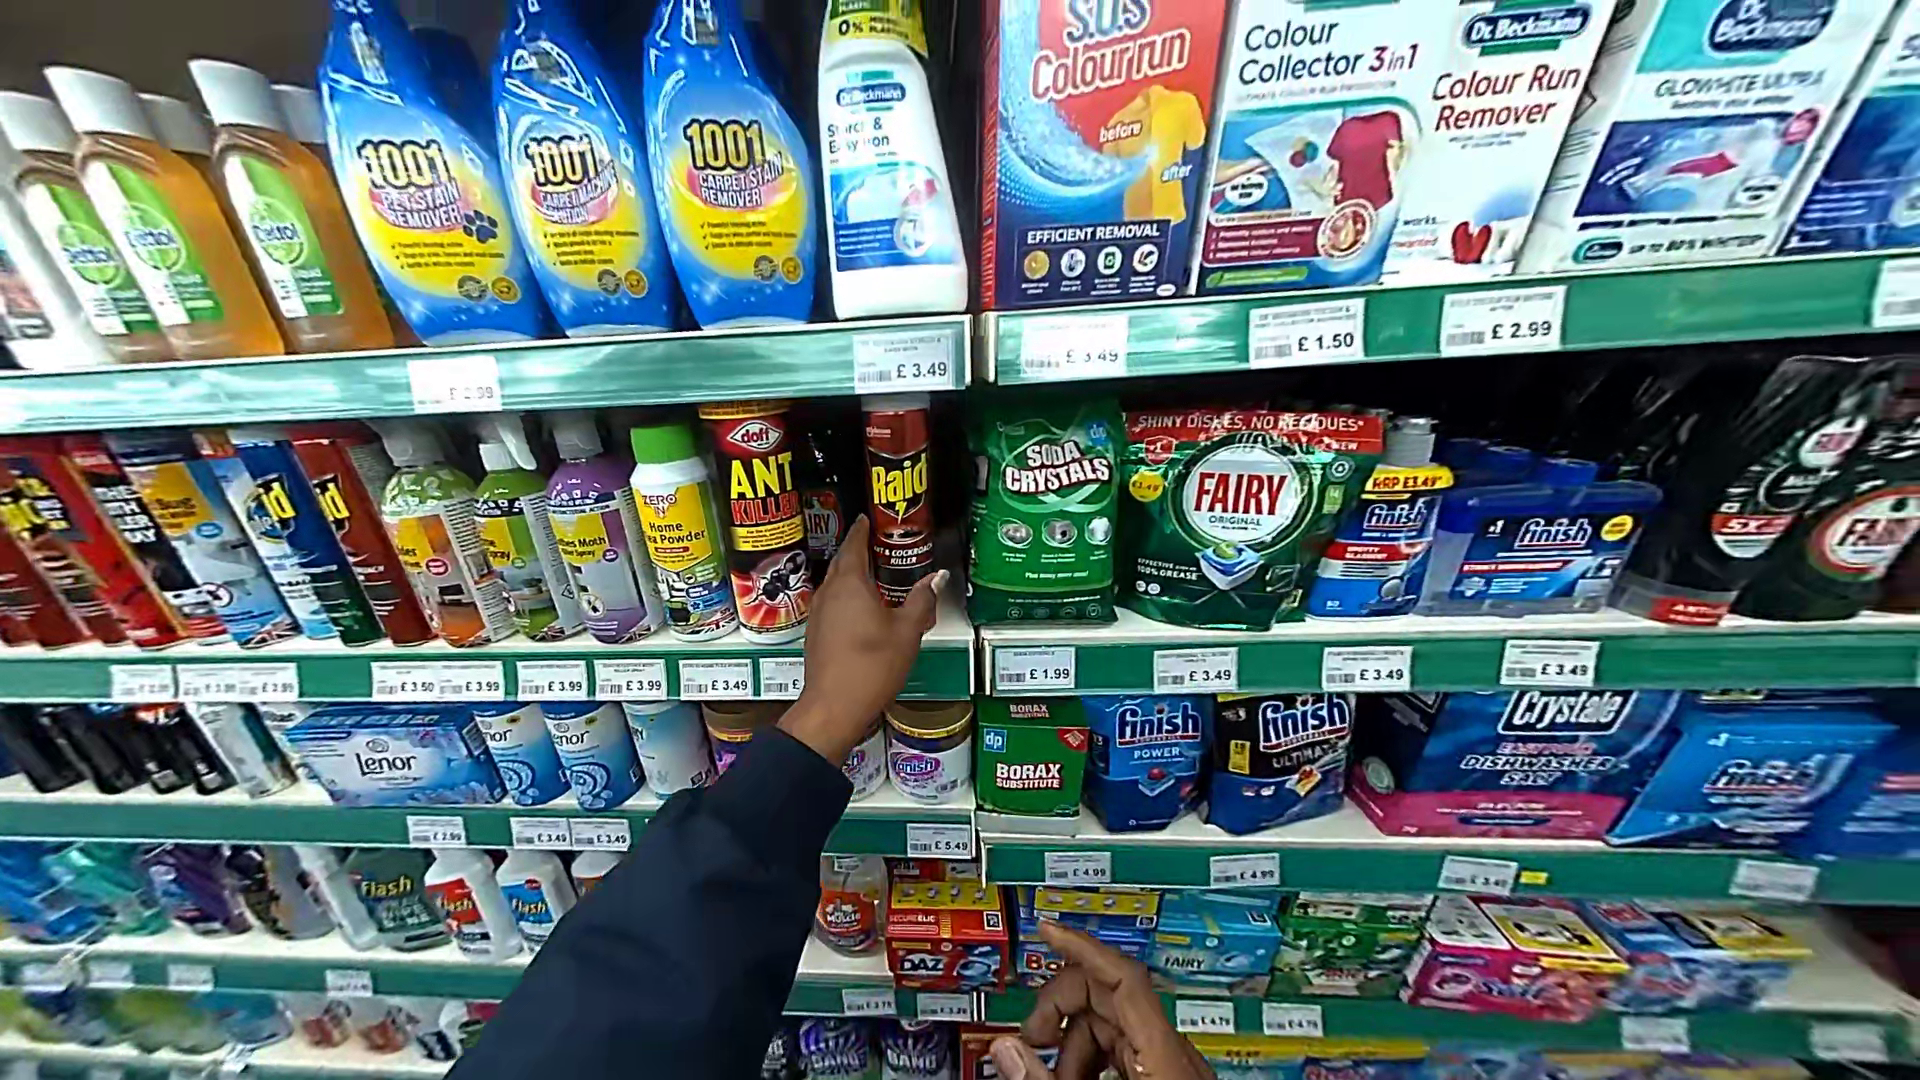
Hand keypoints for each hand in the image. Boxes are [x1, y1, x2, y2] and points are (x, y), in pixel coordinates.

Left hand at [779, 515, 945, 763]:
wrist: (833, 707)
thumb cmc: (871, 666)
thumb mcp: (907, 631)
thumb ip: (922, 600)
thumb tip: (936, 578)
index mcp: (849, 584)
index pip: (853, 544)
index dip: (861, 529)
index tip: (868, 519)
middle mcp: (828, 593)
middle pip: (841, 561)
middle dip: (857, 549)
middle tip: (877, 542)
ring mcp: (818, 613)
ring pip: (835, 583)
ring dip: (851, 573)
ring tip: (874, 573)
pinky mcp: (815, 633)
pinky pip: (831, 602)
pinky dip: (846, 595)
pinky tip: (862, 607)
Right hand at [992, 922, 1213, 1079]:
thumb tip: (1008, 1049)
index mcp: (1163, 1056)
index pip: (1119, 973)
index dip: (1079, 943)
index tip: (1046, 929)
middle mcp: (1172, 1056)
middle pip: (1107, 996)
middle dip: (1061, 1008)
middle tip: (1029, 1040)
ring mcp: (1173, 1072)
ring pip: (1113, 1028)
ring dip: (1073, 1045)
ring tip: (1051, 1079)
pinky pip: (1124, 1056)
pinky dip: (1093, 1064)